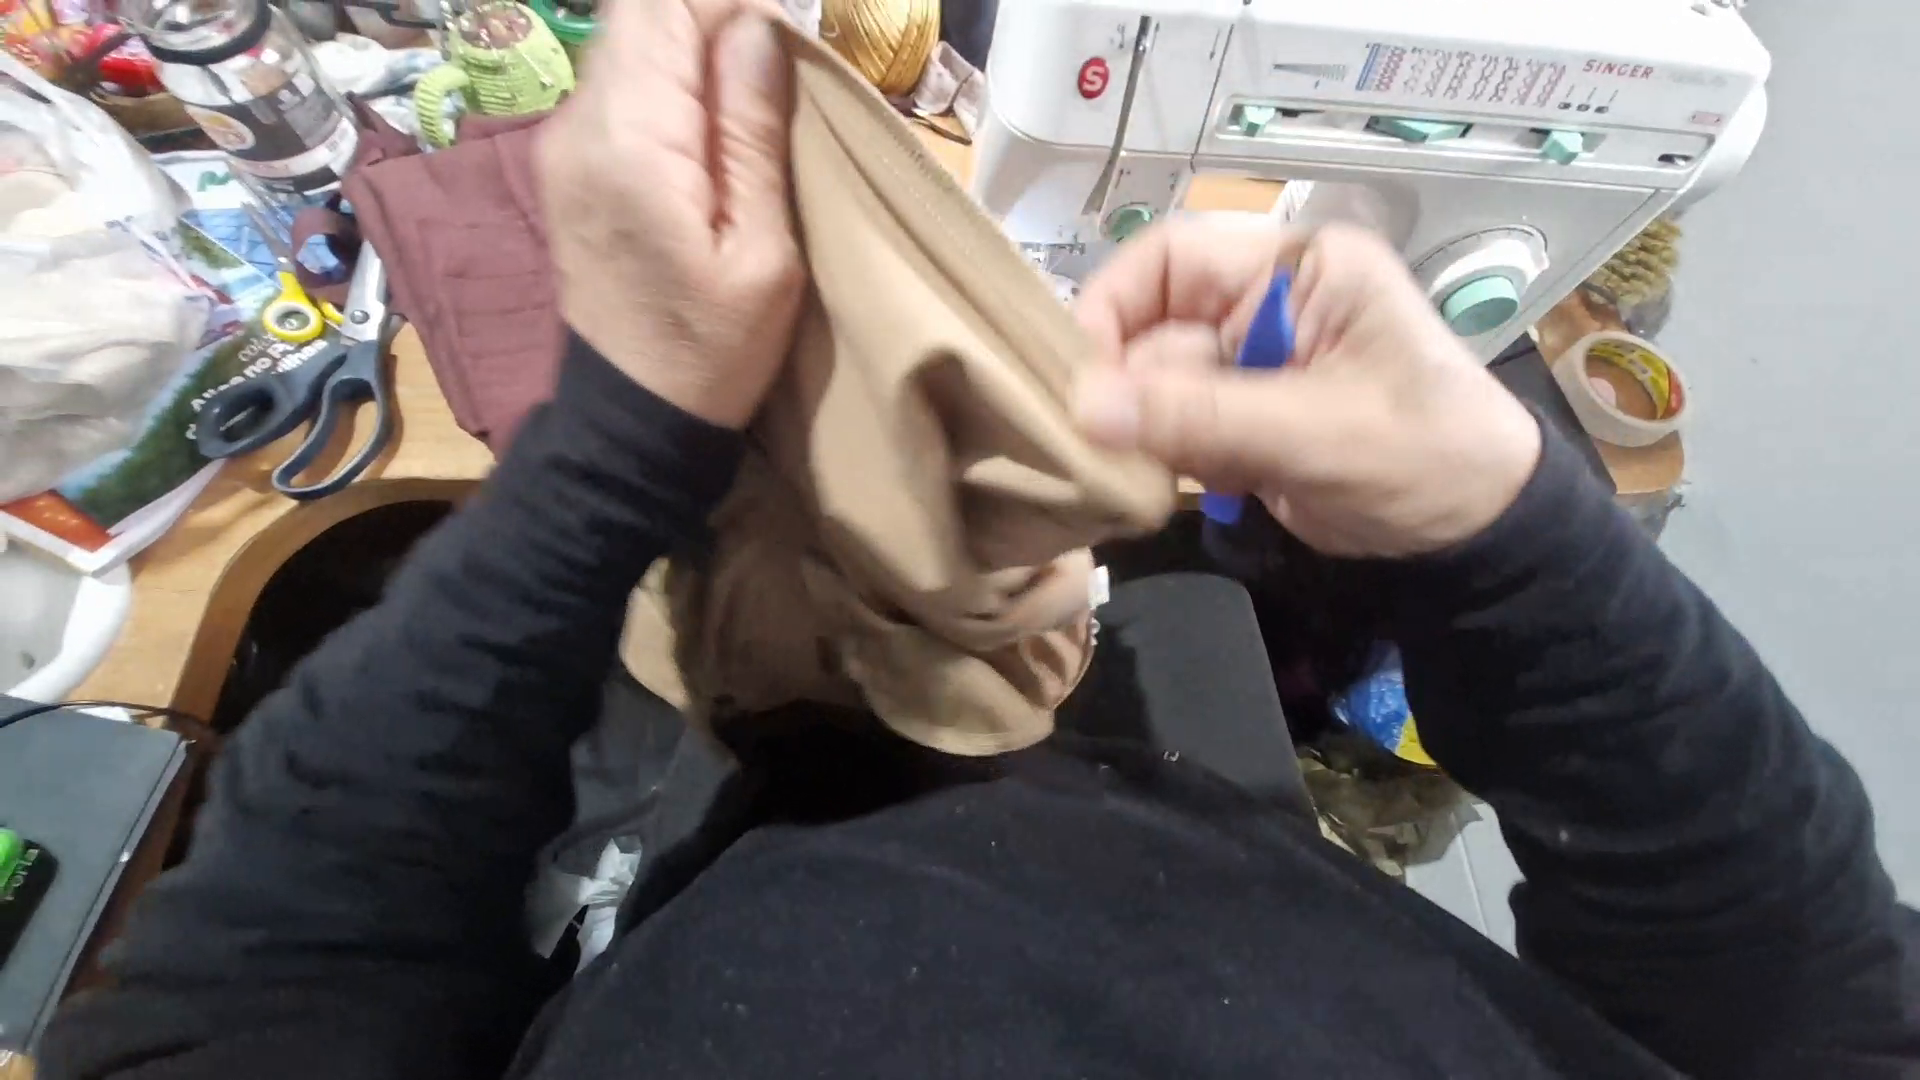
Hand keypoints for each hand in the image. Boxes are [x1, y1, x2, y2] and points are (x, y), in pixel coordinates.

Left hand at [536, 0, 802, 428]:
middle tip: (772, 86)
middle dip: (711, 29)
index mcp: (633, 141)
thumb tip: (757, 30)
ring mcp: (562, 147)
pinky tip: (706, 144)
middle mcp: (579, 124)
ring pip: (626, 54)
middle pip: (639, 19)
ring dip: (691, 64)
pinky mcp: (566, 172)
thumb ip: (753, 136)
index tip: (784, 51)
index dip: (729, 9)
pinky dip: (667, 96)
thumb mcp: (762, 255)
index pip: (665, 8)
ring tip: (748, 116)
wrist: (636, 418)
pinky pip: (617, 97)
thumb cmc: (714, 350)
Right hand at [1070, 221, 1541, 557]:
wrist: (1466, 537)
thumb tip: (1081, 408)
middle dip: (1123, 391)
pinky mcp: (1232, 424)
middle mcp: (1258, 310)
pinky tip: (1152, 489)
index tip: (1076, 374)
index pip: (1172, 257)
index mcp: (1293, 271)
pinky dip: (1154, 461)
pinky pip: (1167, 432)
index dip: (1113, 304)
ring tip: (1124, 475)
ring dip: (1135, 434)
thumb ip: (1199, 416)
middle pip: (1151, 332)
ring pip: (1151, 390)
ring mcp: (1241, 371)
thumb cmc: (1421, 456)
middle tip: (1090, 446)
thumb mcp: (1315, 430)